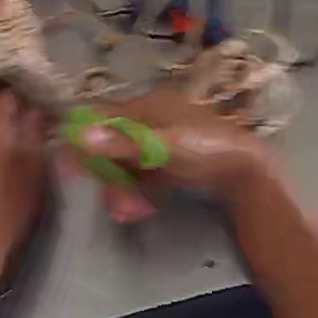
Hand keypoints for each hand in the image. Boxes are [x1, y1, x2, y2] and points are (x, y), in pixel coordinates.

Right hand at [68, 91, 272, 221]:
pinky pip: (141, 177)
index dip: (82, 141)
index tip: (68, 168)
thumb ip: (121, 143)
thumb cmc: (206, 149)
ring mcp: (159, 143)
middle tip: (117, 206)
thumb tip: (79, 135)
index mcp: (147, 105)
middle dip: (109, 178)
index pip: (101, 118)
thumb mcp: (162, 147)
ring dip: (122, 190)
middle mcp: (150, 120)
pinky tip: (141, 210)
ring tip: (131, 212)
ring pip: (125, 166)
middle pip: (111, 147)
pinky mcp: (168, 164)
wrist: (249, 172)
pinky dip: (138, 192)